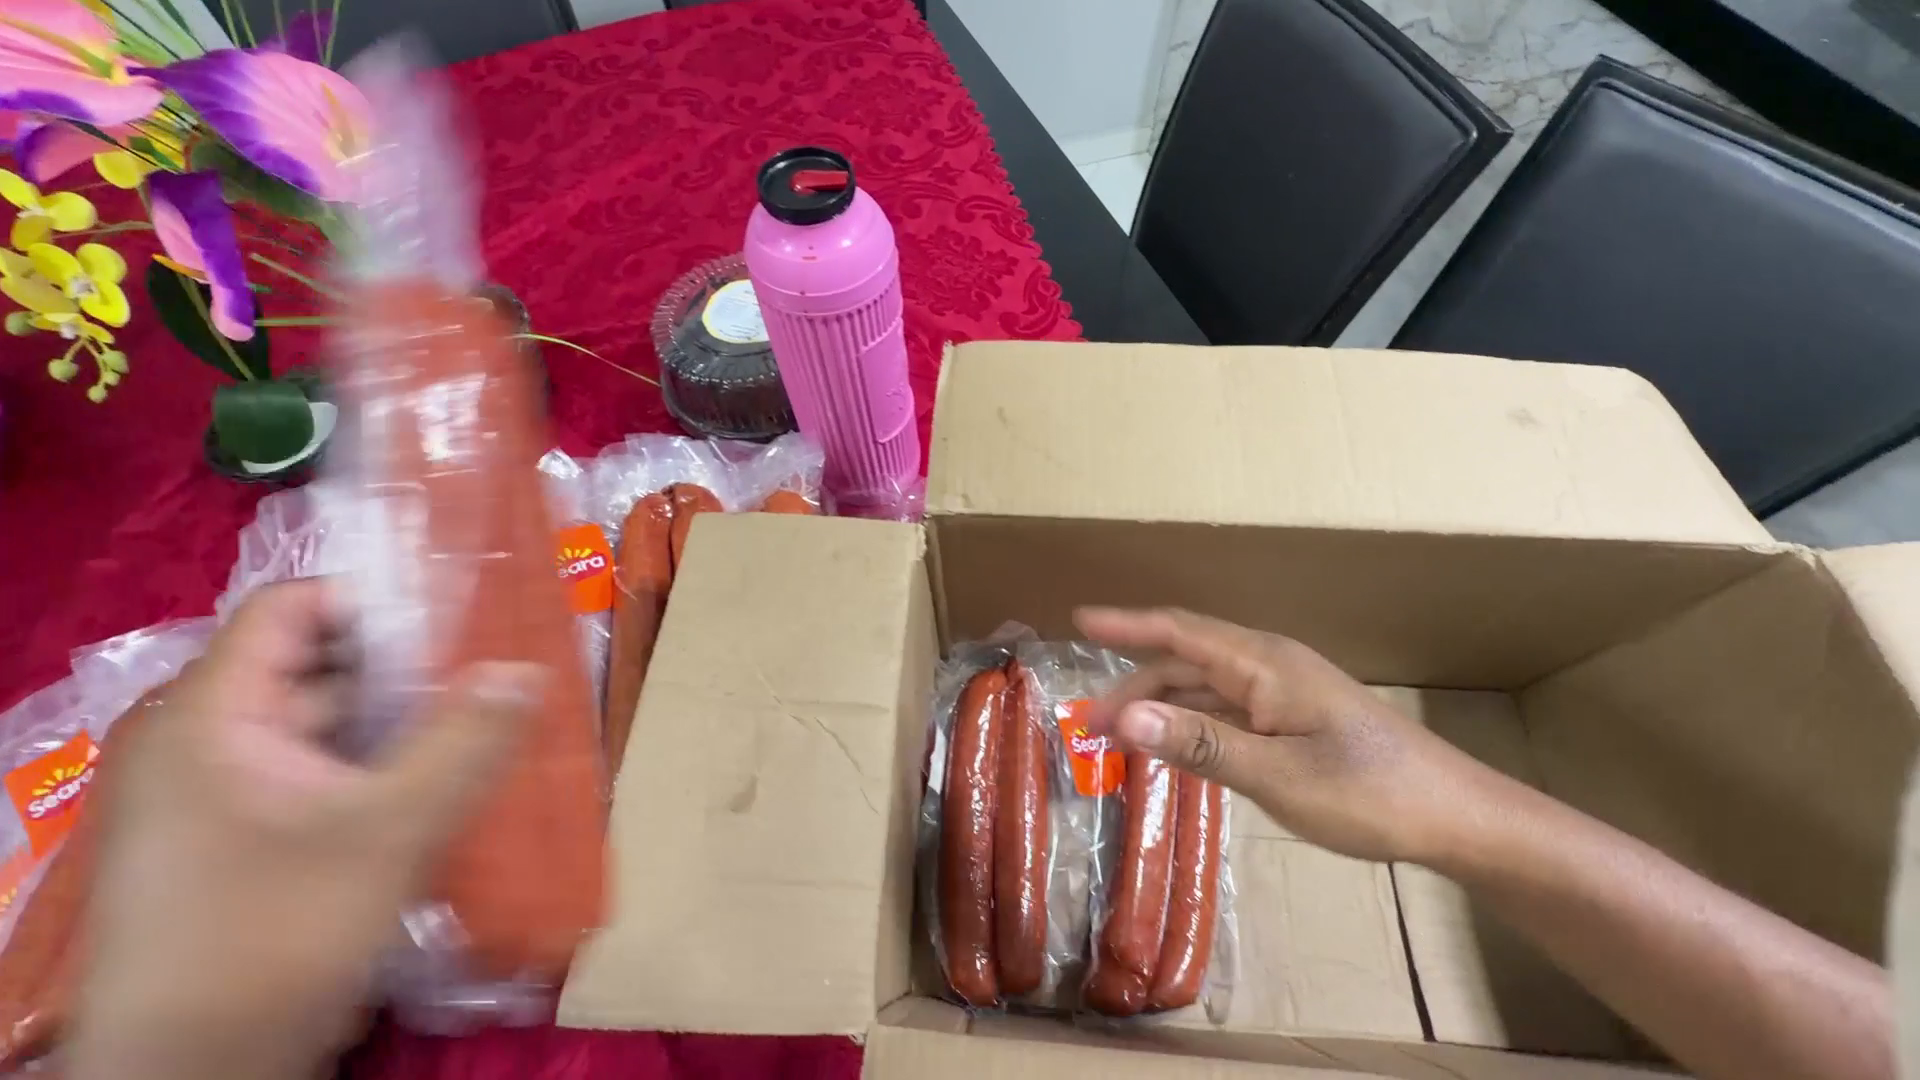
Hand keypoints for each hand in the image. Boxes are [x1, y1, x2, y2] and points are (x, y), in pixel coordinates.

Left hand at [69, 580, 543, 1079]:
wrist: (193, 1078)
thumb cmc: (273, 936)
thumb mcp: (388, 833)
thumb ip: (464, 743)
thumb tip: (529, 667)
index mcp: (214, 718)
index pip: (293, 609)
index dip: (376, 597)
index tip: (463, 612)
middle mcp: (209, 741)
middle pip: (319, 664)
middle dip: (411, 661)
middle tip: (494, 663)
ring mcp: (225, 792)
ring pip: (330, 722)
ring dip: (406, 715)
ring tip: (486, 712)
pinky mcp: (249, 835)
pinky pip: (328, 769)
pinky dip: (386, 760)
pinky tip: (445, 773)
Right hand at [1076, 607, 1498, 864]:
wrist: (1455, 818)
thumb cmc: (1368, 793)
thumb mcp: (1276, 774)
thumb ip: (1199, 743)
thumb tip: (1124, 716)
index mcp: (1263, 663)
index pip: (1180, 632)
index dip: (1127, 624)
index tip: (1080, 619)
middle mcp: (1268, 665)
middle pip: (1185, 660)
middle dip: (1134, 683)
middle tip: (1091, 721)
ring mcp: (1282, 690)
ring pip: (1204, 685)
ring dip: (1160, 705)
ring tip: (1120, 735)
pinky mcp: (1292, 716)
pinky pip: (1226, 707)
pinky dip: (1191, 722)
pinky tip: (1174, 744)